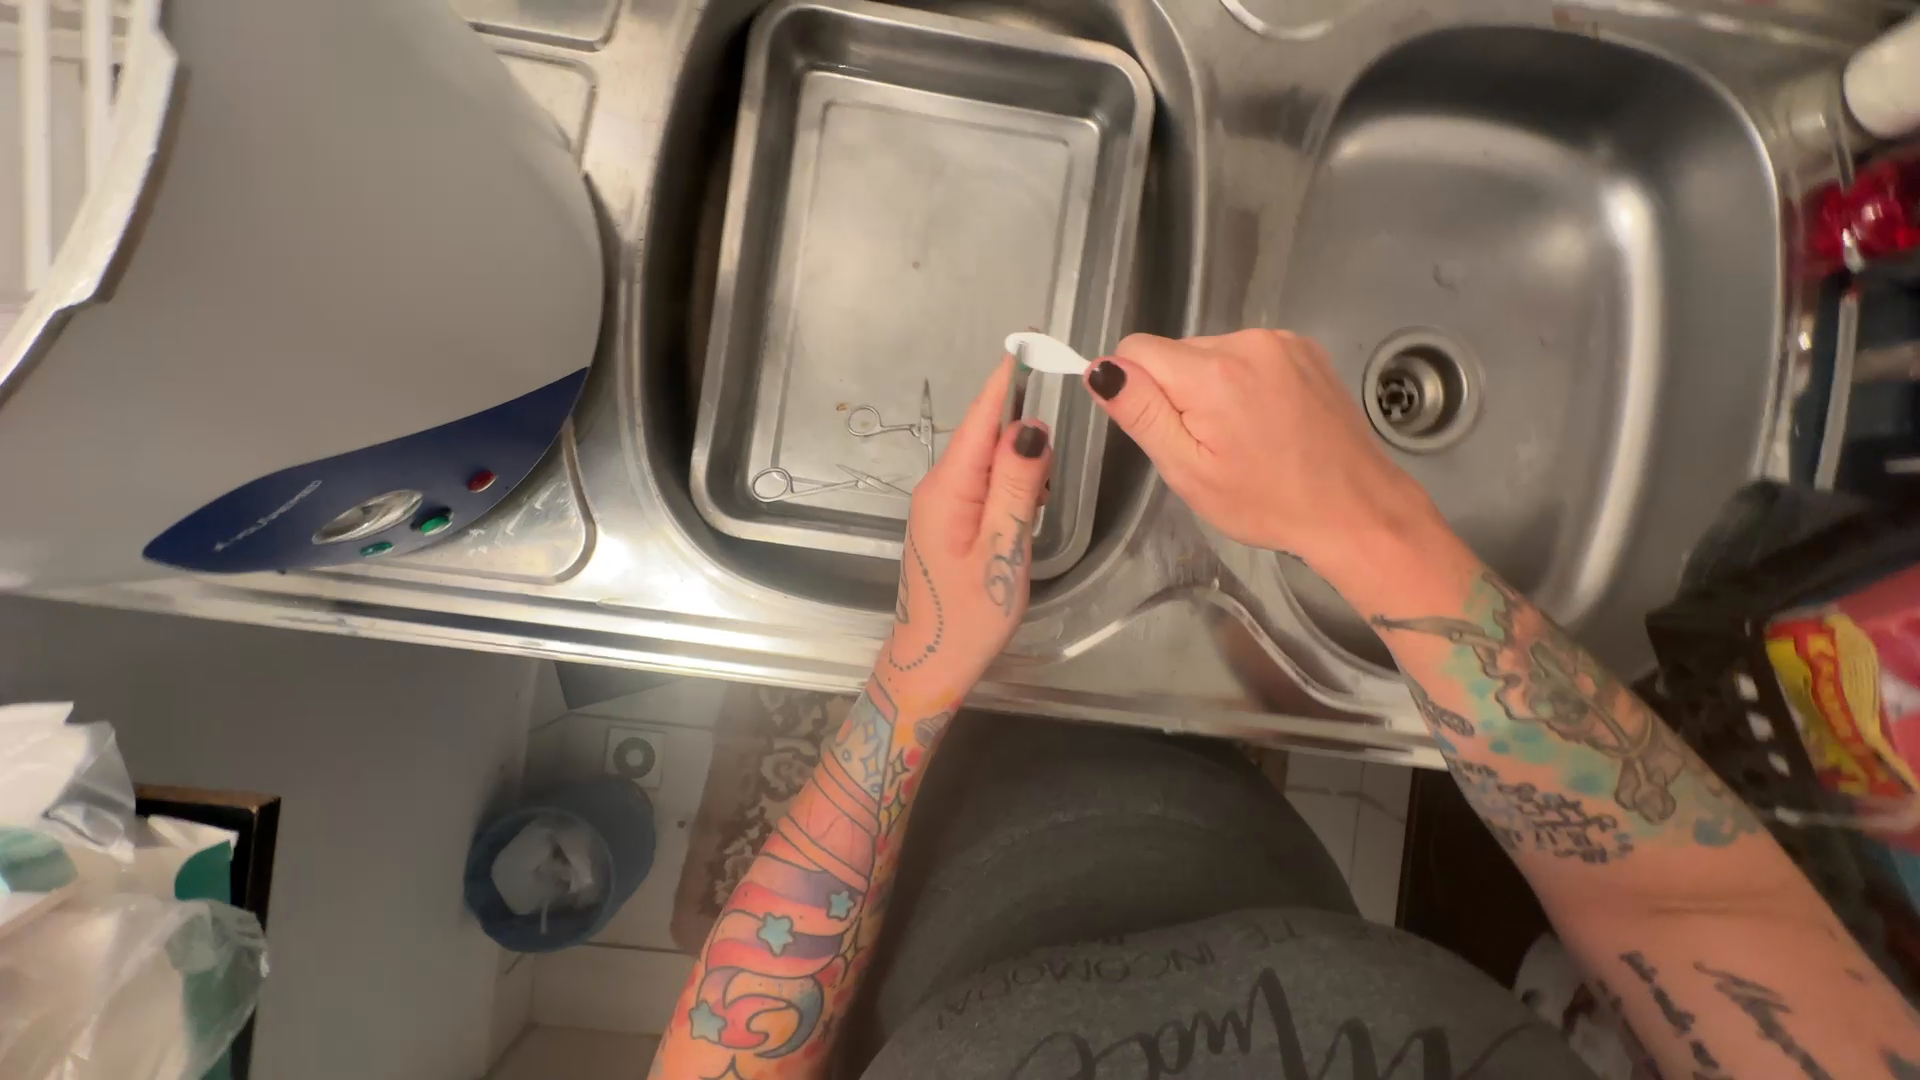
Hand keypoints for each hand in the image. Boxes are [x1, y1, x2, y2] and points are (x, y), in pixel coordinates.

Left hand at [881, 356, 1052, 695]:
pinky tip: (1023, 516)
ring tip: (1040, 503)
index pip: (981, 417)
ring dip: (1020, 466)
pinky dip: (1009, 487)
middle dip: (1023, 430)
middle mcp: (939, 487)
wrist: (929, 664)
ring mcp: (940, 504)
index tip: (1031, 339)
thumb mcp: (1002, 550)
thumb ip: (1017, 487)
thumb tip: (1031, 427)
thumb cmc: (969, 617)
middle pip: (985, 434)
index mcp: (949, 488)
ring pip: (986, 461)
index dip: (1007, 378)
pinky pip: (981, 485)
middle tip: (1057, 456)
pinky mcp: (947, 520)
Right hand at [1084, 329, 1440, 573]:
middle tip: (1204, 444)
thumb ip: (1141, 413)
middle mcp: (1246, 341)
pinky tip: (1262, 420)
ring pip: (1208, 353)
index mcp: (1211, 373)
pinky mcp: (1304, 348)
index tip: (1158, 428)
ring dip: (1207, 387)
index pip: (1135, 348)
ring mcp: (1281, 341)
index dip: (1132, 387)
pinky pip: (1245, 354)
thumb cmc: (1265, 502)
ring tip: (1238, 436)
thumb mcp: (1188, 470)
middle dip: (1174, 392)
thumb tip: (1099, 369)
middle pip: (1174, 351)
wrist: (1354, 509)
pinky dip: (1241, 382)